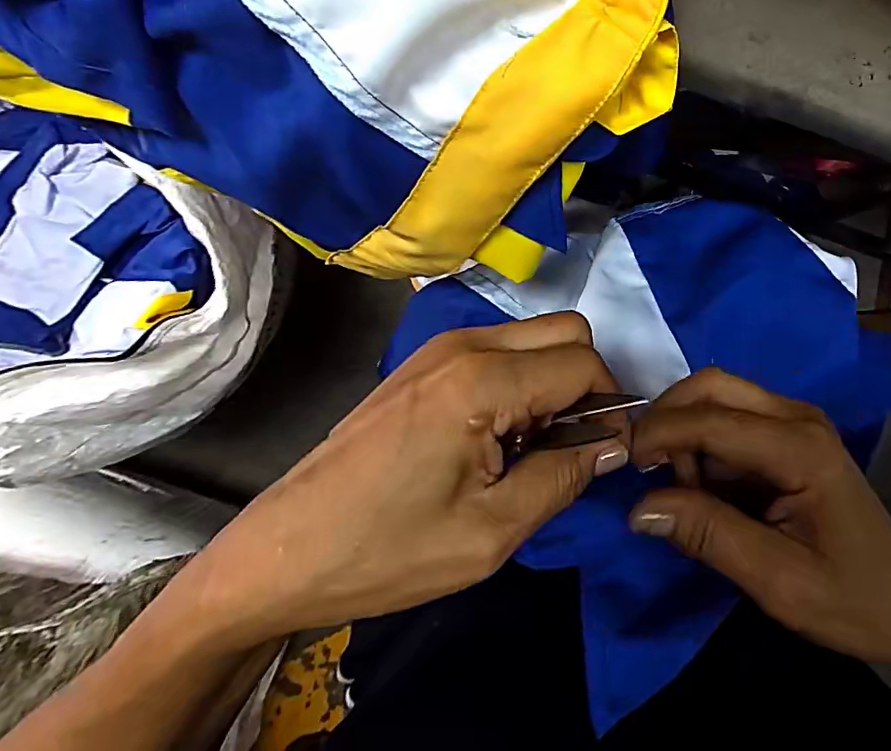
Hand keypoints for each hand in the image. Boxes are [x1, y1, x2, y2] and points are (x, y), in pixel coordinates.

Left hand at [173, 312, 631, 647]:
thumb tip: (616, 442)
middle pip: (569, 331)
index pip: (585, 364)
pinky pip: (505, 348)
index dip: (608, 407)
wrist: (274, 558)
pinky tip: (493, 434)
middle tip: (563, 443)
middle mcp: (466, 345)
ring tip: (525, 444)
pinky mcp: (426, 361)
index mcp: (482, 381)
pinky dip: (523, 379)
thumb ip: (566, 476)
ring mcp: (441, 348)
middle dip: (585, 382)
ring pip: (539, 336)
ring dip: (553, 381)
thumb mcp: (491, 532)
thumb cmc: (383, 551)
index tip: (600, 453)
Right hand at [625, 369, 890, 679]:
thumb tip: (639, 507)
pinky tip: (707, 496)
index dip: (659, 434)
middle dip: (670, 418)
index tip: (620, 467)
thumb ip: (708, 535)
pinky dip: (707, 449)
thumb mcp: (776, 580)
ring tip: (683, 500)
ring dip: (688, 435)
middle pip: (715, 386)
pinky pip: (736, 424)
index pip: (711, 418)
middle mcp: (799, 417)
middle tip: (643, 474)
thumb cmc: (849, 598)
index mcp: (800, 446)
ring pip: (722, 400)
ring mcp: (799, 424)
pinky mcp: (795, 439)